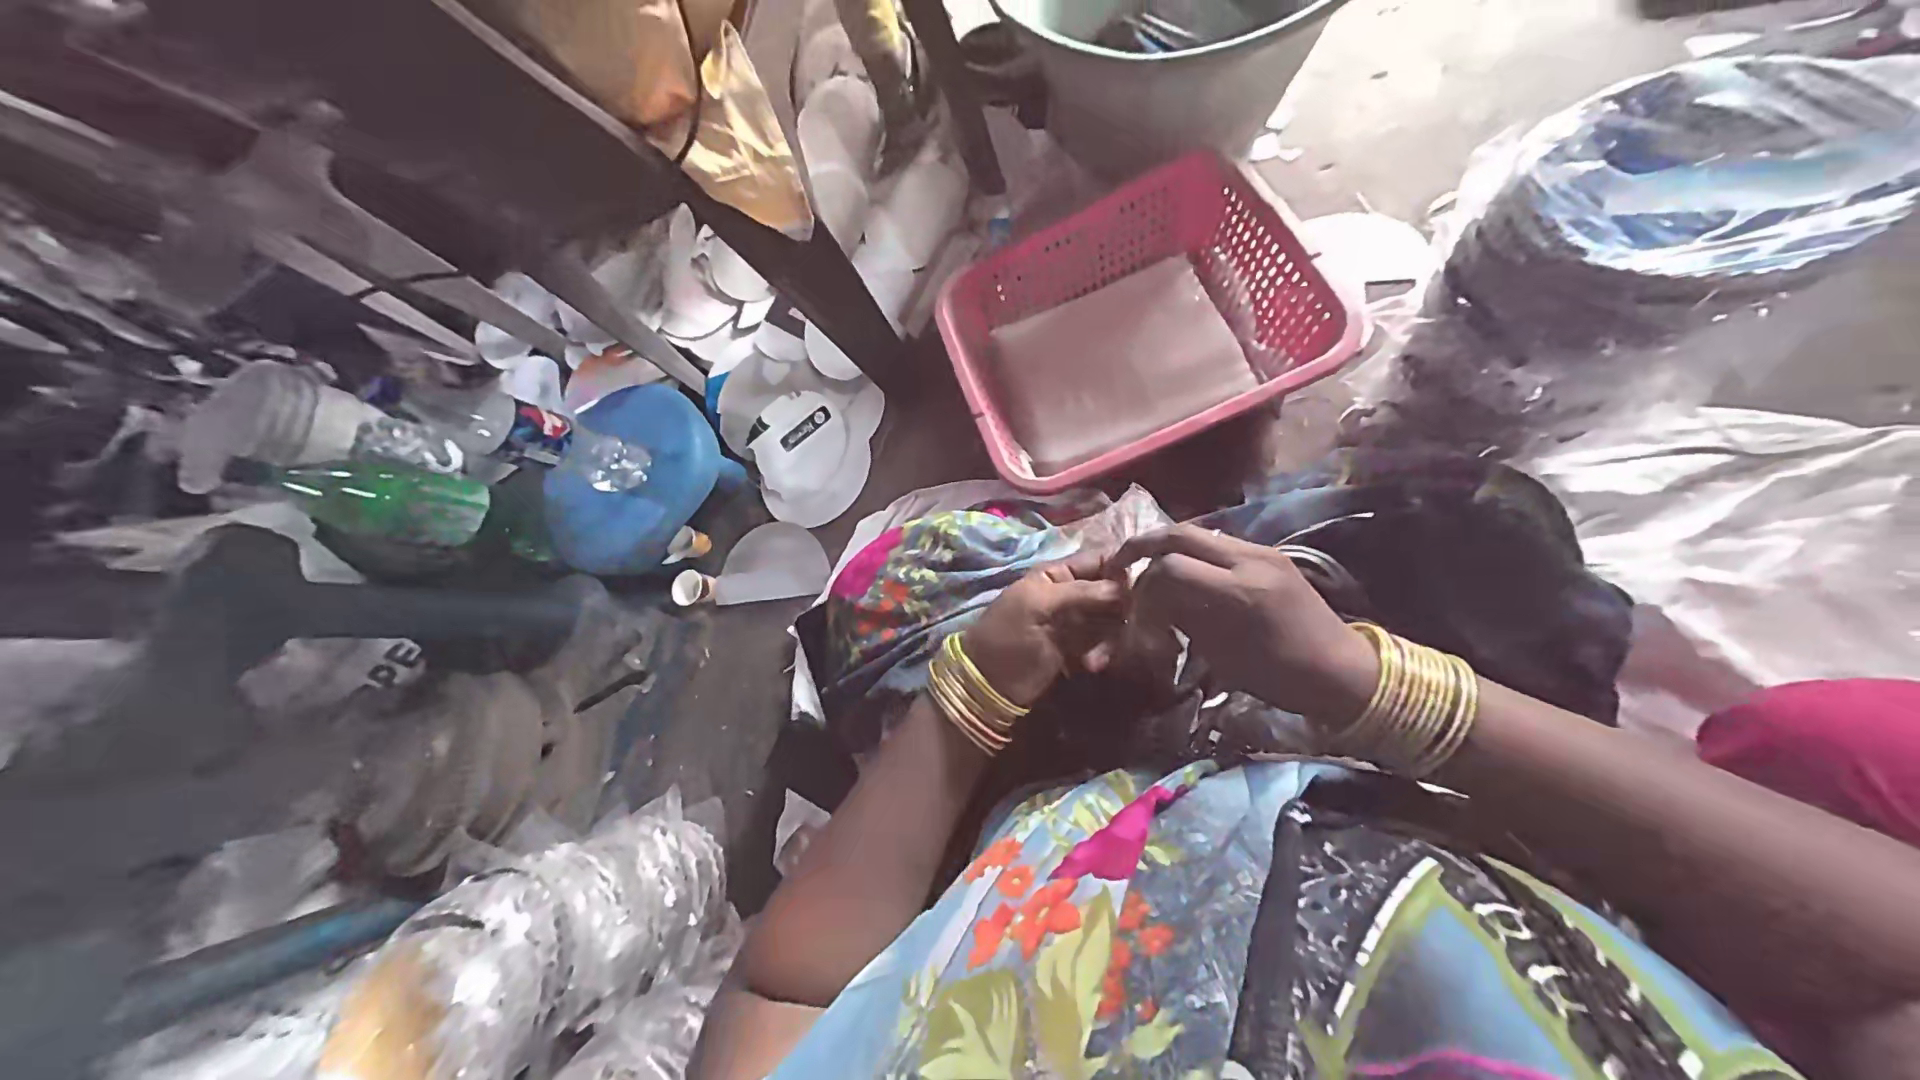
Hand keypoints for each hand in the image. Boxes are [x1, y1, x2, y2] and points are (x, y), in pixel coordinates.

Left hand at [962, 552, 1127, 707]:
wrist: (990, 683)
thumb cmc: (1007, 636)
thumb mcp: (1036, 605)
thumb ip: (1079, 591)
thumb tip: (1123, 585)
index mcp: (1057, 574)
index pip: (1100, 561)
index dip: (1121, 570)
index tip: (1137, 589)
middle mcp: (1072, 593)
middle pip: (1113, 591)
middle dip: (1121, 609)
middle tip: (1124, 626)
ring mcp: (1078, 622)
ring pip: (1113, 619)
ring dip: (1110, 638)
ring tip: (1094, 659)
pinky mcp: (1082, 648)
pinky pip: (1106, 643)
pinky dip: (1103, 653)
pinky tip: (1091, 665)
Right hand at [1104, 525, 1378, 725]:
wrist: (1344, 671)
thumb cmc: (1281, 677)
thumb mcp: (1222, 655)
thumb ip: (1185, 618)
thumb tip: (1153, 601)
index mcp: (1239, 592)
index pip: (1170, 566)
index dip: (1143, 583)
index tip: (1134, 605)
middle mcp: (1250, 560)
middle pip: (1179, 533)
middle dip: (1142, 545)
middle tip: (1120, 562)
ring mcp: (1263, 552)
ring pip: (1198, 532)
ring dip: (1166, 546)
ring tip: (1147, 567)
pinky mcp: (1271, 554)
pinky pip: (1219, 543)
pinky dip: (1192, 553)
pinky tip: (1183, 572)